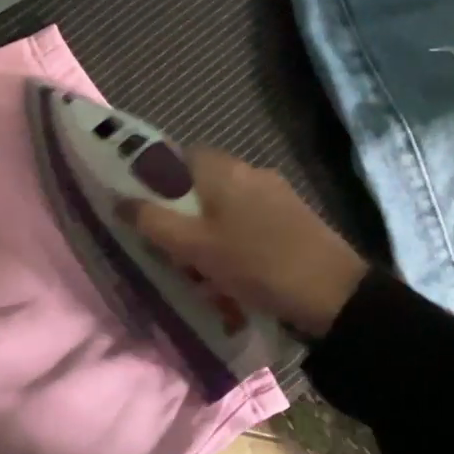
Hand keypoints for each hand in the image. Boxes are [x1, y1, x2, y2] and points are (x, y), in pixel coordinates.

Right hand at [123, 150, 369, 336]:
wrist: (335, 296)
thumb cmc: (255, 264)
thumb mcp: (193, 247)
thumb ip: (151, 221)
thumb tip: (118, 200)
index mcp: (222, 169)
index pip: (174, 157)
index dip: (152, 182)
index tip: (142, 215)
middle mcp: (249, 172)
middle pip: (197, 188)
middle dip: (180, 221)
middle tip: (172, 256)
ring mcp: (275, 195)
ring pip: (222, 211)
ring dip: (206, 240)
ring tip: (203, 279)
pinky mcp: (293, 220)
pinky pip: (247, 227)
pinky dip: (232, 249)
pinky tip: (233, 281)